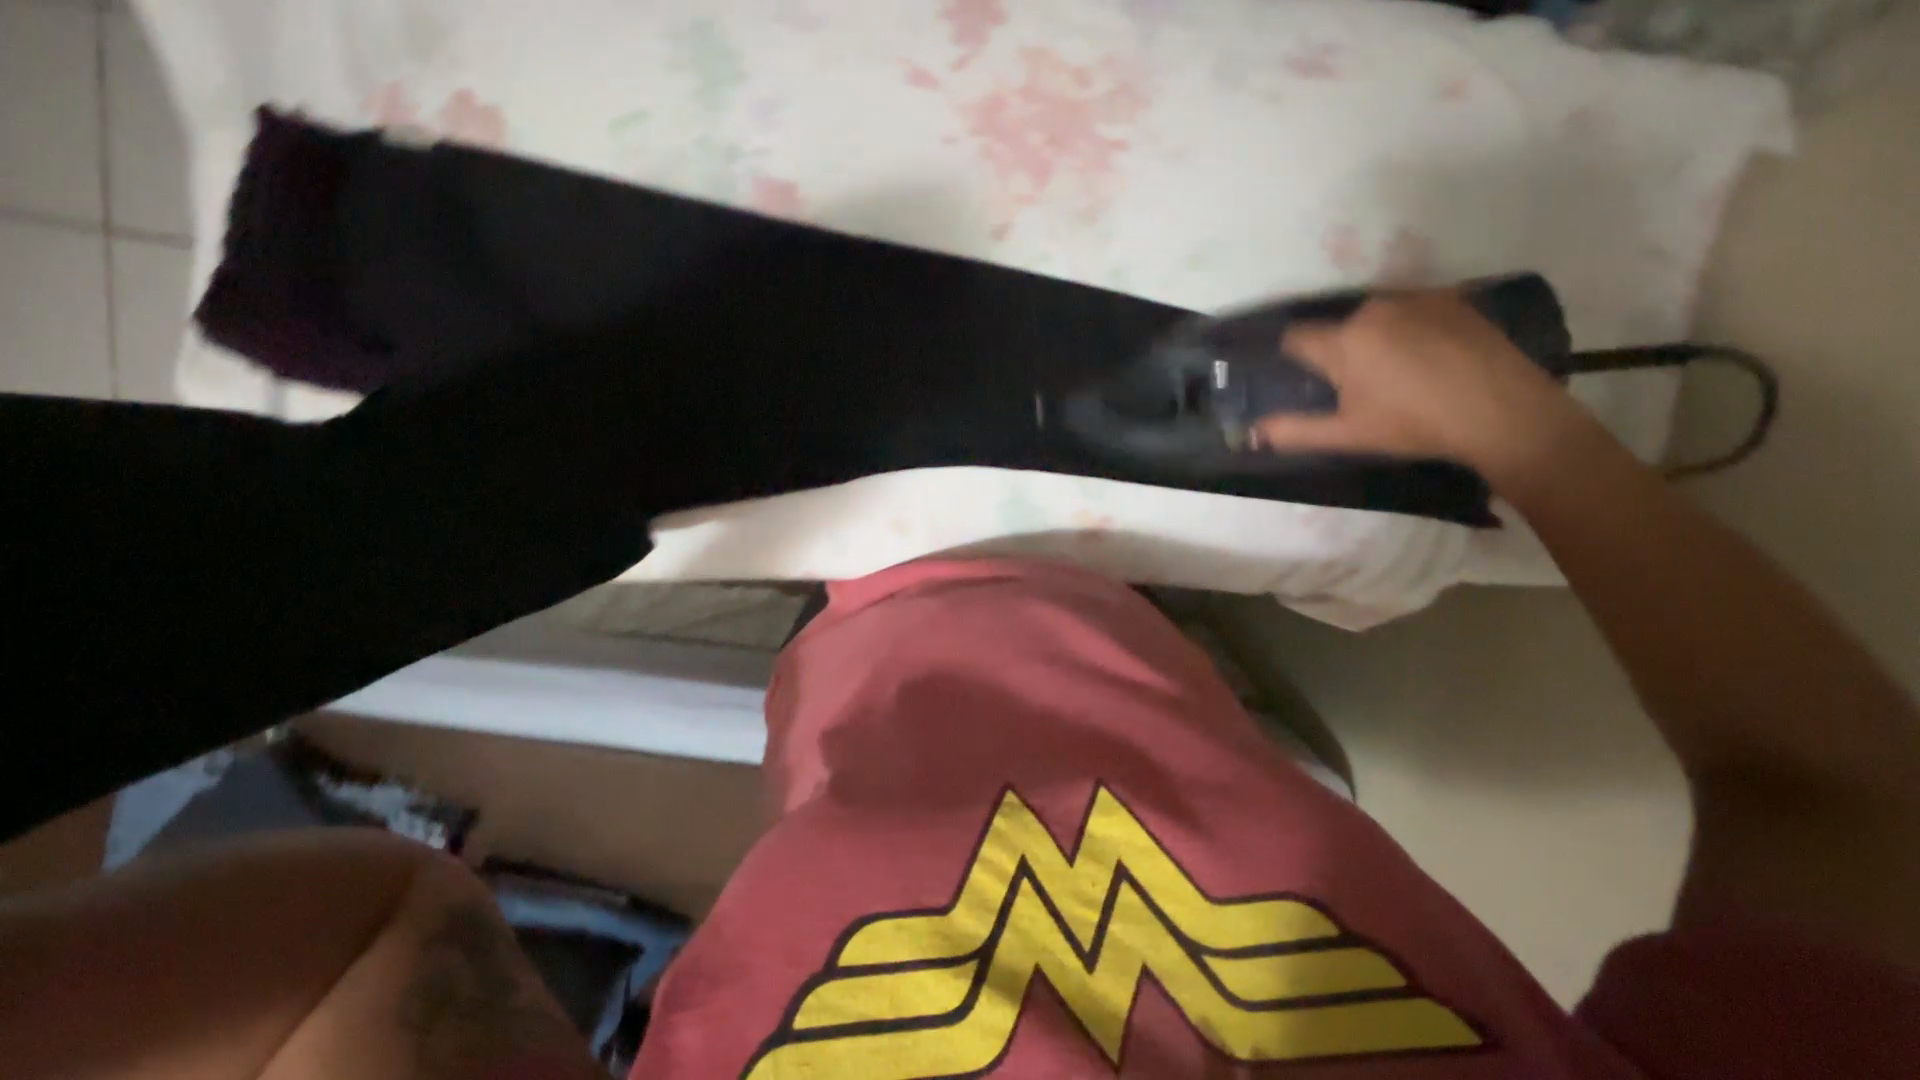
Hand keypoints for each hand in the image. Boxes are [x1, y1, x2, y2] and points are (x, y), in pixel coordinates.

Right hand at [1253, 290, 1592, 485]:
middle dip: (1344, 351)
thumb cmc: (1415, 426)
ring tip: (1403, 373)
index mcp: (1343, 341)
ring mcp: (1417, 299)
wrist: (1503, 412)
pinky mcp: (1453, 298)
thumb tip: (1252, 432)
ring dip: (1379, 338)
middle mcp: (1373, 310)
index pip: (1296, 337)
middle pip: (1341, 327)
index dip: (1295, 357)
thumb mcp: (1349, 435)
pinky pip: (1416, 310)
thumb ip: (1295, 430)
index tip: (1308, 379)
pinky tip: (1432, 358)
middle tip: (1363, 387)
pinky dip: (1414, 329)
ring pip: (1379, 317)